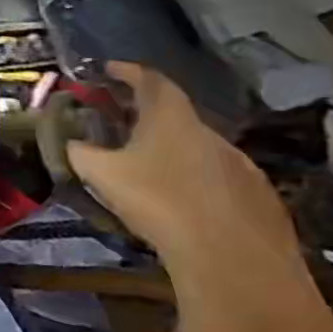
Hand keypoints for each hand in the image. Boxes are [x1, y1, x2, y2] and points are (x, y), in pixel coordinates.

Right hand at [67, 63, 300, 272]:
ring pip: (198, 147)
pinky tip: (183, 200)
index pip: (151, 80)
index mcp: (171, 119)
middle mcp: (210, 133)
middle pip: (175, 114)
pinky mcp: (261, 199)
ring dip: (173, 149)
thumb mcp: (100, 174)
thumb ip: (80, 152)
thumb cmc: (159, 202)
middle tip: (120, 122)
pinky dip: (197, 178)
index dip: (128, 71)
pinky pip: (220, 177)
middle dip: (146, 115)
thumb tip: (71, 143)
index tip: (108, 69)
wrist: (235, 262)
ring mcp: (242, 166)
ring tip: (149, 165)